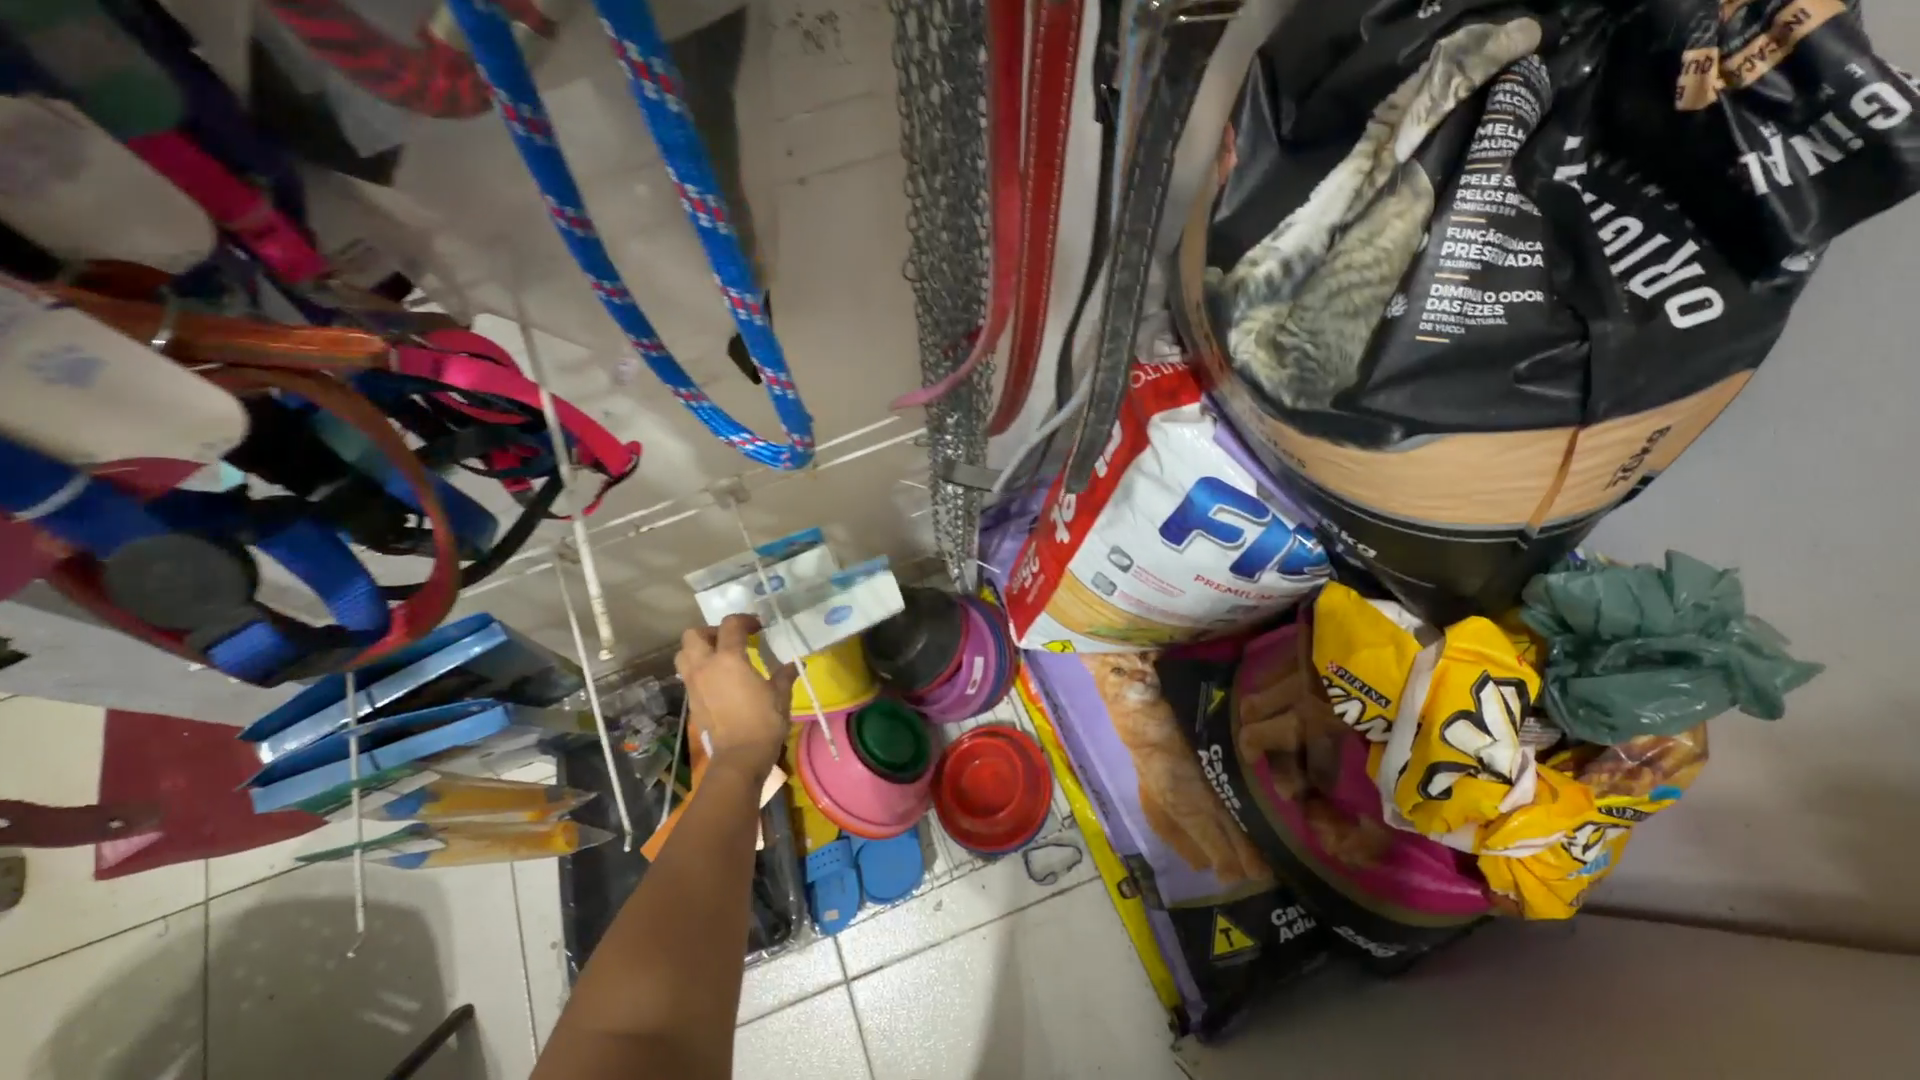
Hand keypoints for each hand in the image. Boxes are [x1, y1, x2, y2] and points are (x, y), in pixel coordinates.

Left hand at [673, 614, 795, 783]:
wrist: (740, 756)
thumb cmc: (763, 722)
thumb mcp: (780, 695)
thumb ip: (784, 675)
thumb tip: (795, 664)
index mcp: (729, 658)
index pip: (731, 625)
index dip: (745, 620)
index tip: (758, 627)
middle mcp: (705, 666)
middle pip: (694, 634)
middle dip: (711, 632)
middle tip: (730, 640)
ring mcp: (694, 683)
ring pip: (683, 654)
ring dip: (697, 650)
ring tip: (718, 657)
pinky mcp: (691, 700)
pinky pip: (688, 675)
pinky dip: (699, 670)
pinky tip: (717, 680)